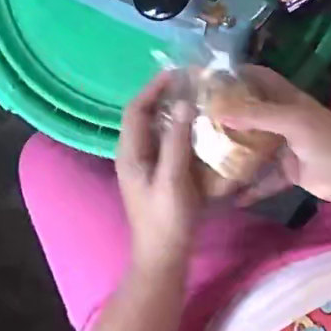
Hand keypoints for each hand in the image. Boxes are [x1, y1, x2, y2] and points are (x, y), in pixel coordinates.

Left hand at [116, 72, 203, 274]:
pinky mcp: (158, 174)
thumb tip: (184, 104)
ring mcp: (145, 165)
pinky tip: (200, 129)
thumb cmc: (165, 220)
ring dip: (174, 112)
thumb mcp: (172, 180)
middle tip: (191, 83)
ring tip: (198, 98)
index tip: (176, 74)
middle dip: (164, 96)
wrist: (163, 257)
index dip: (152, 88)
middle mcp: (133, 154)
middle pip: (144, 115)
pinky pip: (166, 143)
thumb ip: (176, 142)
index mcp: (130, 153)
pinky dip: (180, 130)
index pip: (135, 110)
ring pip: (156, 128)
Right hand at [210, 66, 330, 204]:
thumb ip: (254, 115)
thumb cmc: (327, 140)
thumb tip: (217, 111)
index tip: (209, 79)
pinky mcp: (289, 171)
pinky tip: (232, 197)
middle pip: (251, 112)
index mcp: (286, 99)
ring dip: (235, 150)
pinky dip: (251, 188)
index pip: (259, 78)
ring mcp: (285, 146)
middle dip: (228, 114)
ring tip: (205, 154)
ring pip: (255, 145)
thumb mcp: (289, 121)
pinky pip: (265, 178)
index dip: (237, 74)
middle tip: (197, 118)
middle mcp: (283, 119)